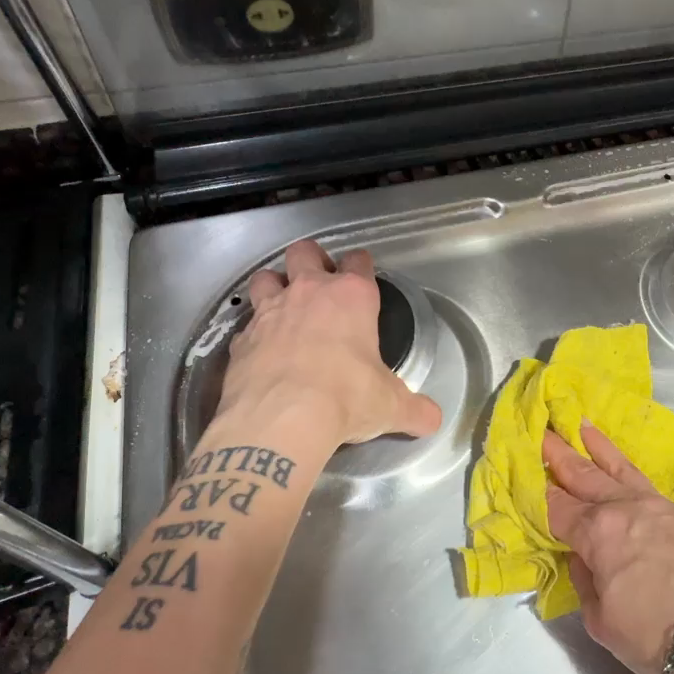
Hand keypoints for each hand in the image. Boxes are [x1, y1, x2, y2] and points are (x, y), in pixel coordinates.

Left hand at [214, 240, 442, 447]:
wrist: (280, 421)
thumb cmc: (345, 397)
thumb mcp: (390, 405)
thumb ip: (413, 408)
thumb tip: (432, 420)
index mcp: (352, 296)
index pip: (359, 260)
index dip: (361, 266)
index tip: (362, 276)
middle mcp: (309, 292)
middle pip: (305, 252)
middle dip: (310, 260)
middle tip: (317, 282)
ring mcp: (270, 312)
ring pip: (265, 277)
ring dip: (272, 286)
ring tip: (282, 306)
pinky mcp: (241, 340)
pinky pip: (245, 326)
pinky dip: (253, 334)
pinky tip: (261, 352)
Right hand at [544, 423, 673, 673]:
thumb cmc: (659, 630)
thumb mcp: (604, 622)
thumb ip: (587, 584)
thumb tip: (585, 560)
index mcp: (598, 533)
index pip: (558, 510)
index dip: (539, 494)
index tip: (524, 474)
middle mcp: (622, 507)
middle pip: (583, 476)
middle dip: (559, 454)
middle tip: (541, 430)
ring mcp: (653, 503)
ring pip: (616, 467)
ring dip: (595, 447)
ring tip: (579, 425)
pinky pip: (641, 478)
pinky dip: (624, 463)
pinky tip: (619, 462)